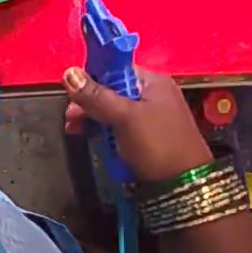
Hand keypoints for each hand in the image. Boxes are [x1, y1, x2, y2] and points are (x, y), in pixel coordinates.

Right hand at [62, 65, 212, 180]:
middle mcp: (150, 94)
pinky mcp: (140, 135)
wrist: (183, 184)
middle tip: (71, 116)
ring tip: (73, 128)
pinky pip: (113, 125)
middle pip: (109, 89)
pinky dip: (98, 128)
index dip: (93, 77)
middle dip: (87, 101)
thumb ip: (96, 96)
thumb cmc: (157, 144)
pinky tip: (84, 134)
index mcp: (151, 82)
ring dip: (89, 116)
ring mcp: (146, 116)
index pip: (115, 68)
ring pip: (108, 108)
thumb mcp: (125, 117)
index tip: (75, 92)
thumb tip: (69, 72)